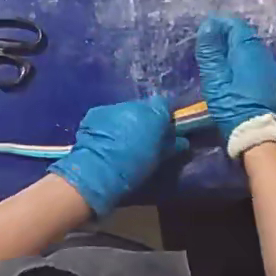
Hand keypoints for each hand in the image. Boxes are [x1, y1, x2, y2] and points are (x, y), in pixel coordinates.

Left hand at [48, 95, 186, 216]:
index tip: (163, 131)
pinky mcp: (94, 113)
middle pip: (143, 108)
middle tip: (141, 138)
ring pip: (124, 112)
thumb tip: (181, 141)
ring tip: (121, 141)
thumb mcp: (158, 158)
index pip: (165, 105)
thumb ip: (170, 145)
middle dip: (144, 120)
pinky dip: (108, 126)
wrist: (97, 171)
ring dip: (125, 122)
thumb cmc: (134, 168)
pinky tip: (105, 141)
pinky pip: (106, 117)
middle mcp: (133, 105)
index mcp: (154, 115)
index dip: (164, 117)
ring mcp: (112, 107)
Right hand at [194, 16, 275, 156]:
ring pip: (254, 51)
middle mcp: (265, 56)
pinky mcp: (275, 83)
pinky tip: (236, 74)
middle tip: (210, 46)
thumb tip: (208, 26)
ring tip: (221, 60)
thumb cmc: (231, 105)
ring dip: (237, 50)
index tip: (206, 30)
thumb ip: (211, 52)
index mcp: (249, 52)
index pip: (236, 26)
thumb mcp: (214, 79)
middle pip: (246, 37)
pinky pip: (259, 64)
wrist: (257, 134)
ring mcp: (273, 70)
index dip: (220, 24)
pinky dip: (246, 62)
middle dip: (228, 37)